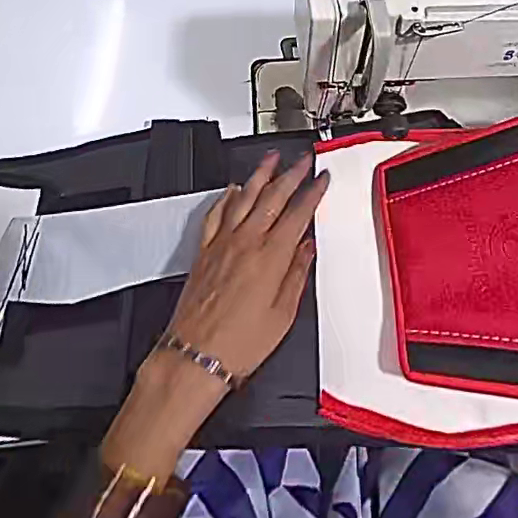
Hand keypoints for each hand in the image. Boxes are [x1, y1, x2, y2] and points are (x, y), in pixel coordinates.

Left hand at [100, 153, 326, 478]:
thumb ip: (297, 274)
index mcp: (271, 257)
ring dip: (260, 174)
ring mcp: (223, 243)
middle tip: (302, 160)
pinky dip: (227, 196)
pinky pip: (217, 213)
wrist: (195, 357)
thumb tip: (306, 249)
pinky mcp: (205, 250)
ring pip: (245, 196)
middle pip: (273, 195)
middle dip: (292, 173)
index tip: (322, 179)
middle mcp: (247, 242)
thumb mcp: (283, 315)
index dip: (313, 192)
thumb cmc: (239, 344)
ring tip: (271, 159)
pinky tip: (233, 189)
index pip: (298, 212)